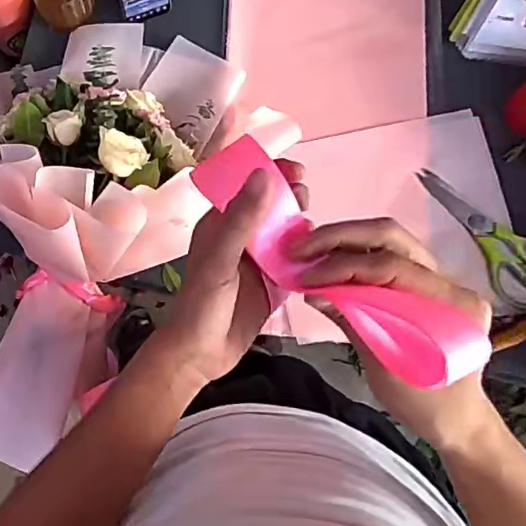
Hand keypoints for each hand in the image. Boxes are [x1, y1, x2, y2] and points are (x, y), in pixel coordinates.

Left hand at [148, 160, 307, 386]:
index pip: (246, 186)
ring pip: (286, 233)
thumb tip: (264, 174)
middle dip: (291, 197)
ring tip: (316, 229)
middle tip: (306, 199)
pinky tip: (324, 255)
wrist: (200, 354)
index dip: (270, 173)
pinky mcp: (273, 283)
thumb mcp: (221, 258)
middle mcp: (241, 237)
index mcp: (221, 224)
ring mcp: (258, 260)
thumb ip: (242, 218)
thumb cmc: (202, 304)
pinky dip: (310, 256)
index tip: (296, 170)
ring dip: (303, 226)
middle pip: (271, 207)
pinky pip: (295, 262)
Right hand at [290, 218, 503, 454]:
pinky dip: (355, 255)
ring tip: (309, 249)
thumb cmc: (424, 402)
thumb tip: (313, 292)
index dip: (343, 267)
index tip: (307, 277)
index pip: (392, 267)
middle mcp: (451, 282)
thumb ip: (354, 320)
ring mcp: (441, 280)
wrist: (455, 420)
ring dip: (345, 240)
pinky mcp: (426, 283)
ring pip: (390, 241)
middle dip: (341, 237)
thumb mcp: (384, 366)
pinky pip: (389, 258)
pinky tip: (329, 261)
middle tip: (301, 247)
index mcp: (452, 304)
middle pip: (392, 238)